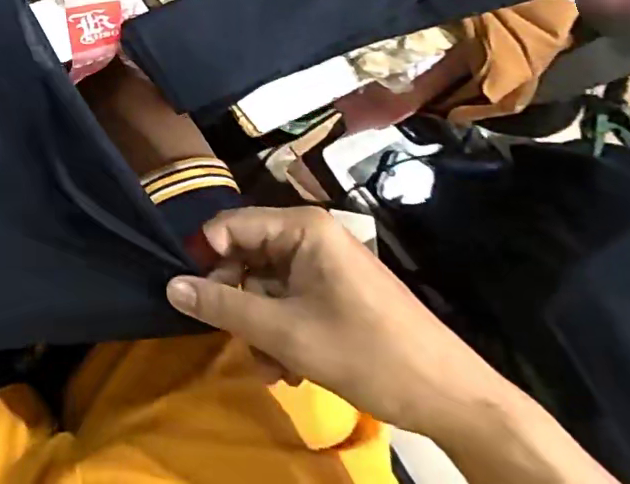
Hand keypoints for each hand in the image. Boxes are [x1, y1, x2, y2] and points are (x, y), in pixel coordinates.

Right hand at [165, 207, 515, 438]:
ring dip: (259, 325)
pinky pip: (291, 297)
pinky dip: (282, 329)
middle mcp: (311, 235)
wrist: (458, 402)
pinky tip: (290, 368)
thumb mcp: (287, 333)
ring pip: (267, 283)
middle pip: (247, 256)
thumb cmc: (369, 354)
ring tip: (270, 367)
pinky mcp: (339, 290)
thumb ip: (224, 306)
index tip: (198, 300)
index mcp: (301, 228)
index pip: (228, 227)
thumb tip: (170, 287)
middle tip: (237, 341)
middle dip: (238, 302)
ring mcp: (327, 263)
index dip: (206, 260)